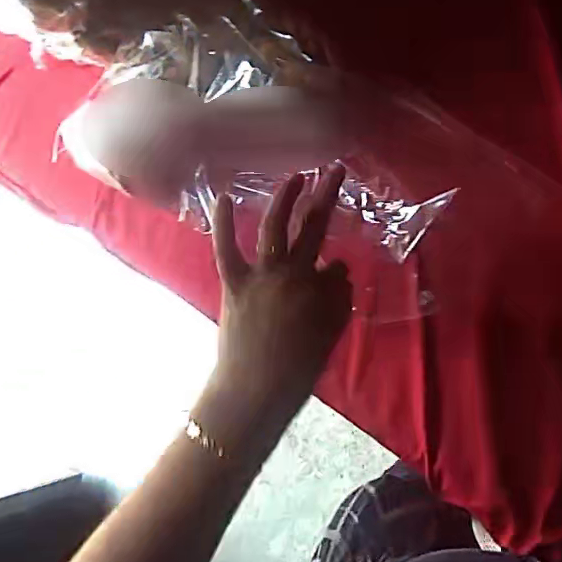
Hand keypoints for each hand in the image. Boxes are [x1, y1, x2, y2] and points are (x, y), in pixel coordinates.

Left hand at [198, 166, 353, 458]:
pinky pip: (227, 249)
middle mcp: (291, 272)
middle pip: (312, 226)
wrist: (254, 390)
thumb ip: (338, 297)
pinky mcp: (234, 283)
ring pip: (274, 228)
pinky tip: (223, 197)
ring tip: (296, 177)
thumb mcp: (331, 333)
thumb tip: (334, 269)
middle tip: (334, 171)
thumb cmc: (298, 368)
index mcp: (317, 288)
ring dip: (284, 199)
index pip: (334, 263)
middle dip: (325, 195)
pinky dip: (224, 223)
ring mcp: (259, 276)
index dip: (337, 272)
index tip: (334, 283)